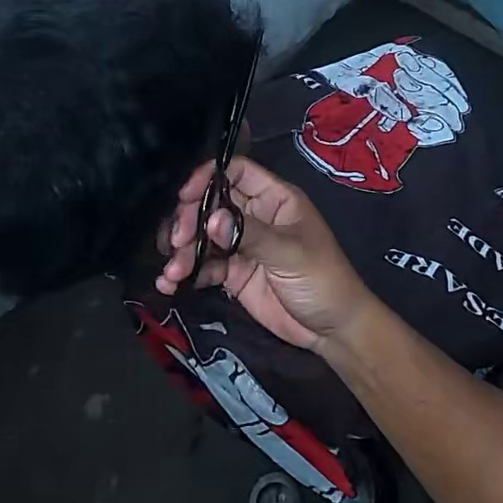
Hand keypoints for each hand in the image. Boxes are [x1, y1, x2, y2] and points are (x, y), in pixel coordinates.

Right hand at [155, 158, 376, 350]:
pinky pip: (204, 266)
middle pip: (212, 203)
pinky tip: (170, 283)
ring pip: (203, 236)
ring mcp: (243, 245)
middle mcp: (256, 216)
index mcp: (276, 199)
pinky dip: (186, 273)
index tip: (184, 196)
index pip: (237, 172)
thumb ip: (250, 235)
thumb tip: (211, 219)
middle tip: (178, 240)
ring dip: (183, 250)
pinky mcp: (234, 273)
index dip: (209, 178)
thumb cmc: (322, 279)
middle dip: (189, 219)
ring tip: (173, 270)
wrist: (332, 329)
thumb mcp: (290, 253)